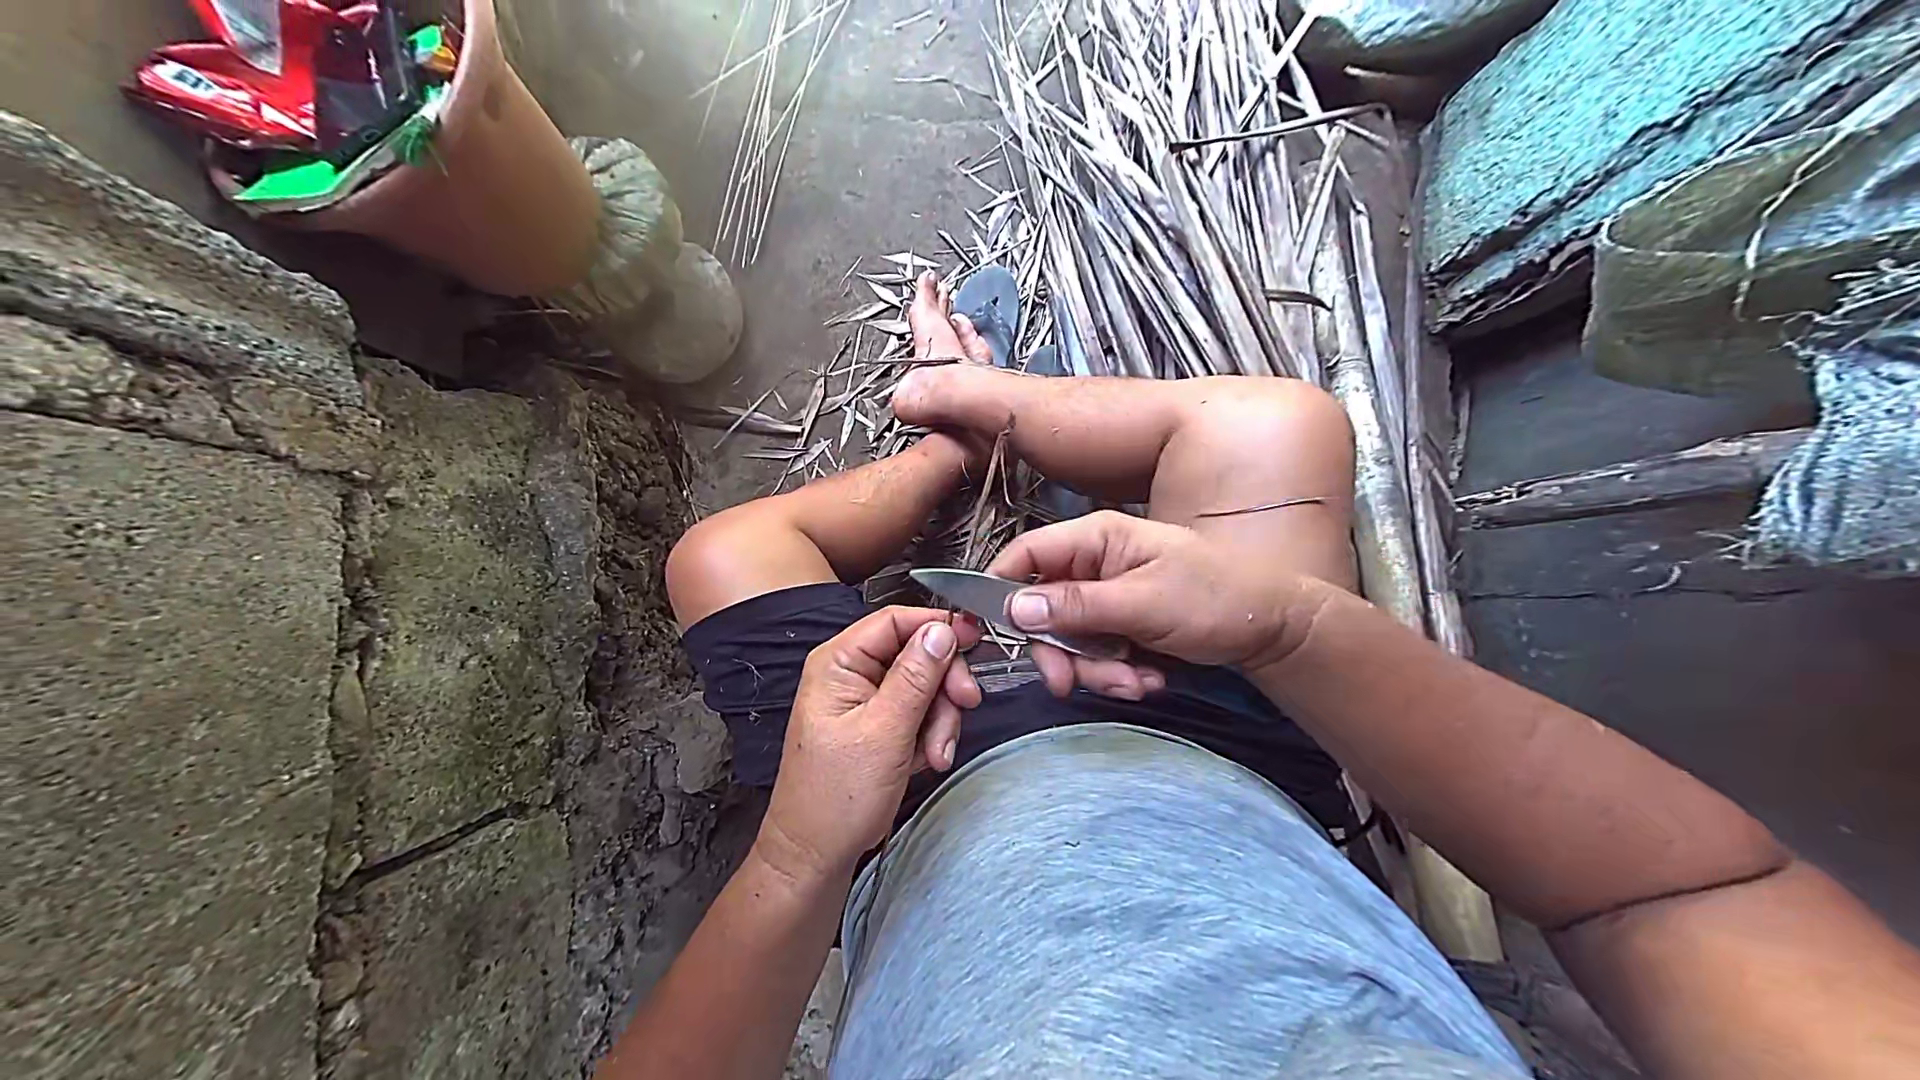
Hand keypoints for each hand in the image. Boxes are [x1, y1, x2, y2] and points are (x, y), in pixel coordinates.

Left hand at [756, 607, 982, 882]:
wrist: (817, 854)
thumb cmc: (835, 798)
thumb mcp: (884, 732)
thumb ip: (916, 677)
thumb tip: (941, 631)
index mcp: (838, 663)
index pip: (895, 621)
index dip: (937, 626)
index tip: (974, 638)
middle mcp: (851, 674)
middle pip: (917, 653)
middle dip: (944, 683)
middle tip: (965, 704)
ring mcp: (867, 700)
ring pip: (925, 685)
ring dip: (941, 717)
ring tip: (936, 753)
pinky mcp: (881, 724)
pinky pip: (920, 711)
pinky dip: (932, 733)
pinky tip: (927, 759)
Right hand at [986, 511, 1333, 697]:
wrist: (1275, 631)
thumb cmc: (1217, 598)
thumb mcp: (1143, 601)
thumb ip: (1076, 606)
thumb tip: (1013, 609)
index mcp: (1097, 539)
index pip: (1026, 554)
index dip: (997, 588)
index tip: (984, 631)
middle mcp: (1095, 565)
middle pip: (1041, 607)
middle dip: (1058, 650)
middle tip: (1069, 682)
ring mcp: (1108, 597)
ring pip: (1069, 638)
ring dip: (1094, 669)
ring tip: (1135, 682)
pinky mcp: (1122, 626)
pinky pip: (1097, 654)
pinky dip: (1115, 673)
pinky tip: (1148, 678)